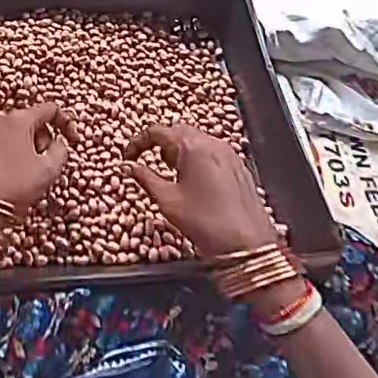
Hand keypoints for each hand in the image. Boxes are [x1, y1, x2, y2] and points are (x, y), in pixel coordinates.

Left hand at [0, 103, 77, 212]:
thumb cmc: (15, 186)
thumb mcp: (49, 168)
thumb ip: (61, 149)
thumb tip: (59, 144)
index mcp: (17, 120)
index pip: (50, 109)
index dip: (67, 124)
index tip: (73, 141)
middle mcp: (0, 122)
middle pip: (34, 122)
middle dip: (46, 140)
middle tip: (49, 163)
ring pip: (20, 135)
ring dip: (32, 150)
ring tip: (33, 174)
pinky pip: (7, 145)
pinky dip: (17, 155)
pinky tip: (18, 177)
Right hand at [119, 124, 279, 256]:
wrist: (248, 246)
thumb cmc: (205, 223)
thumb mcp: (167, 200)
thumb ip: (145, 178)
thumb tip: (130, 167)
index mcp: (192, 147)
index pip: (157, 131)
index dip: (138, 143)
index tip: (129, 158)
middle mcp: (213, 143)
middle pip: (178, 131)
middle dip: (159, 144)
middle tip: (148, 161)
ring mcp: (229, 154)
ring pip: (197, 140)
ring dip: (178, 150)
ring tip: (170, 173)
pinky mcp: (239, 167)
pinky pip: (212, 151)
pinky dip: (196, 158)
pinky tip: (193, 180)